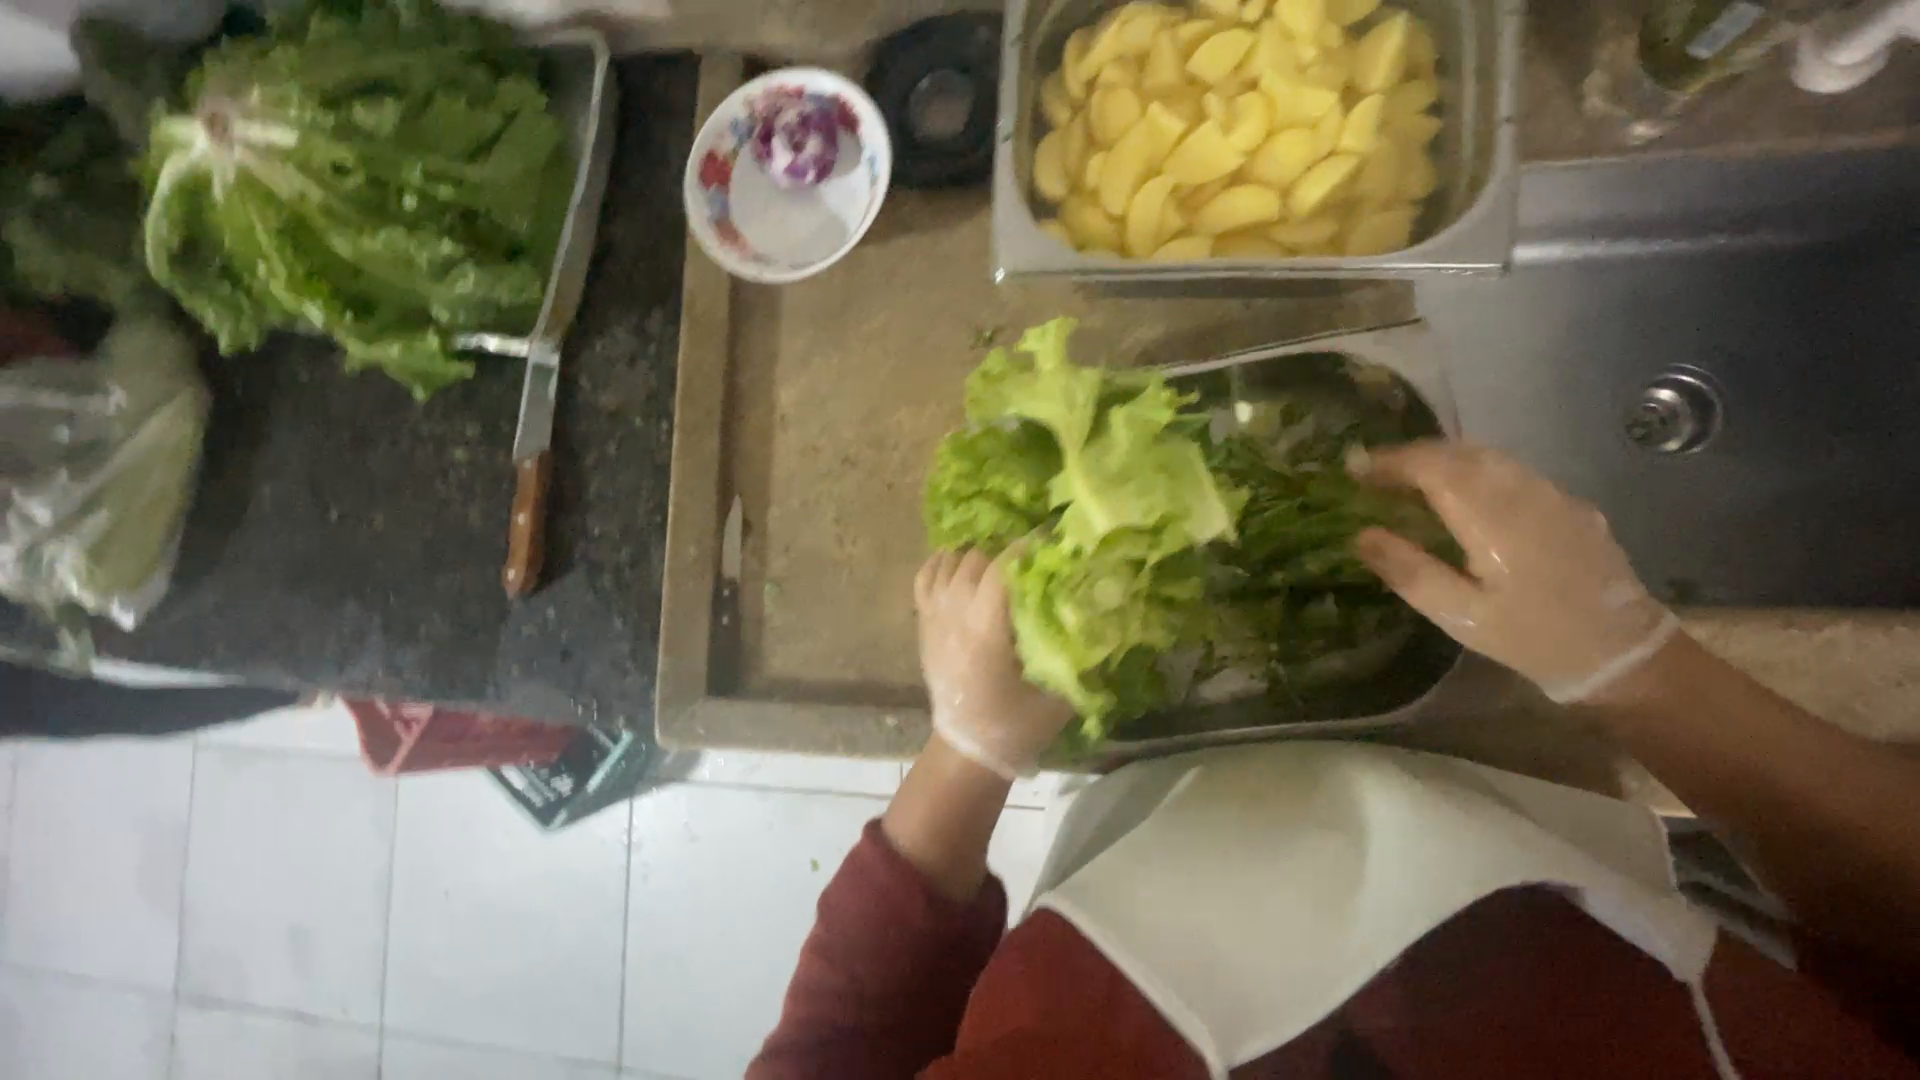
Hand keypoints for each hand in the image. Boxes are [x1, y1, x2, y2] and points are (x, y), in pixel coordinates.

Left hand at [915, 549, 1072, 778]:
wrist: (966, 749)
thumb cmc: (1015, 726)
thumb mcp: (1058, 696)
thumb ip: (1076, 654)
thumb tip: (1102, 614)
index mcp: (986, 631)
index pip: (1002, 569)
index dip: (1027, 549)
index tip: (1051, 541)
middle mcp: (955, 616)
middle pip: (978, 559)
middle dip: (1006, 554)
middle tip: (1031, 562)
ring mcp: (934, 617)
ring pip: (953, 561)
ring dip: (978, 557)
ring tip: (1002, 566)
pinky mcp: (923, 622)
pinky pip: (926, 575)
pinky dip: (944, 562)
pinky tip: (964, 565)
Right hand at [1352, 441, 1678, 702]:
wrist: (1622, 653)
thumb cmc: (1531, 637)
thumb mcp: (1459, 615)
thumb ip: (1408, 571)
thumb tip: (1362, 535)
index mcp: (1493, 518)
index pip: (1433, 468)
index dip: (1391, 462)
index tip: (1355, 468)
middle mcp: (1525, 494)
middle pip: (1461, 453)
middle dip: (1413, 456)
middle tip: (1376, 472)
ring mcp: (1554, 496)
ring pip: (1490, 458)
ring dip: (1444, 460)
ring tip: (1411, 479)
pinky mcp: (1570, 507)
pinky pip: (1513, 472)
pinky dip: (1474, 471)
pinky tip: (1463, 495)